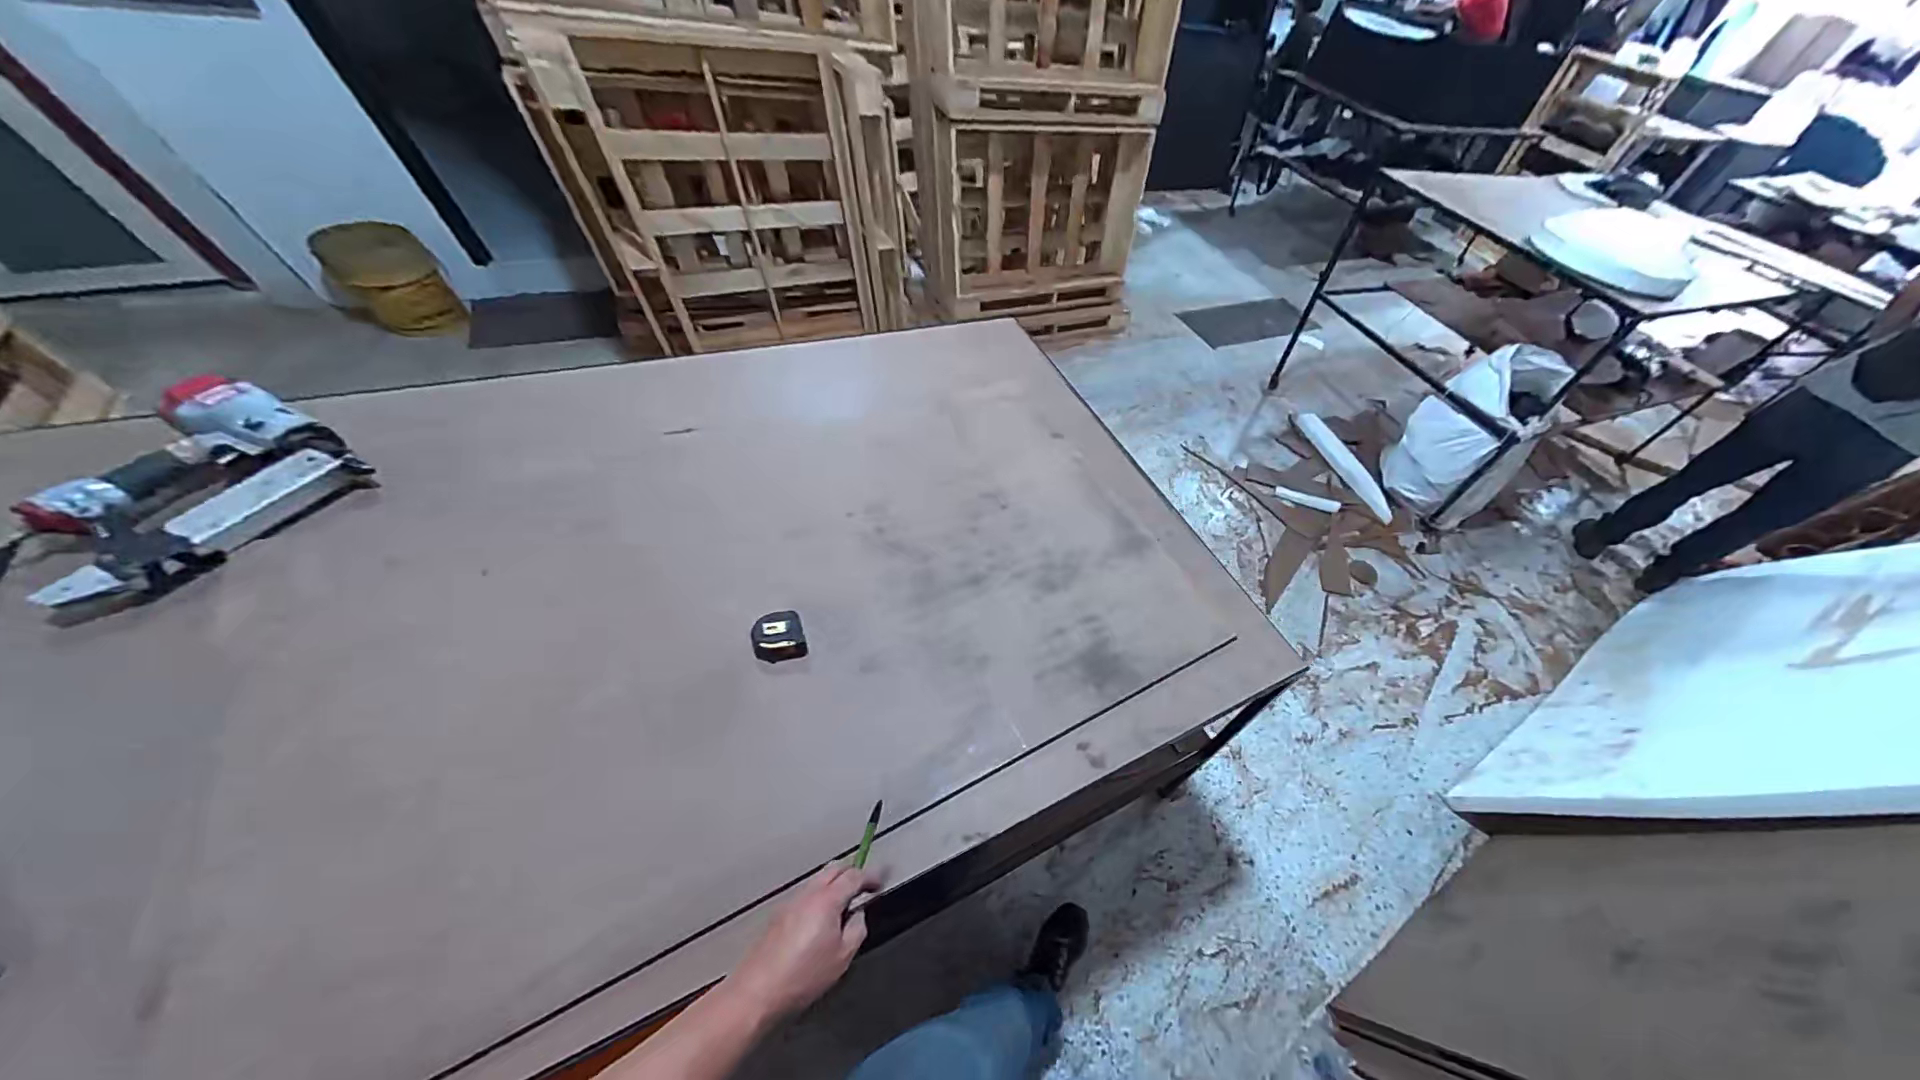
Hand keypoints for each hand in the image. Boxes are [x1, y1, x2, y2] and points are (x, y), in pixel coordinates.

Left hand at [722, 862, 879, 1020]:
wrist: (757, 992)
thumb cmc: (802, 977)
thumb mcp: (843, 957)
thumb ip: (857, 928)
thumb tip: (857, 916)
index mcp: (827, 900)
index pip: (854, 875)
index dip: (870, 876)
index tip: (879, 881)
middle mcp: (808, 893)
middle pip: (834, 869)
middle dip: (851, 873)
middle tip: (863, 888)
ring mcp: (790, 902)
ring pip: (818, 880)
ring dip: (834, 884)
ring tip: (843, 907)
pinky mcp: (779, 915)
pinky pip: (805, 895)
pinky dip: (818, 897)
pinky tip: (820, 920)